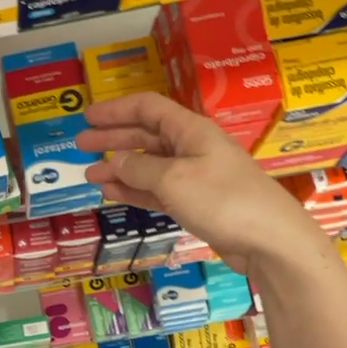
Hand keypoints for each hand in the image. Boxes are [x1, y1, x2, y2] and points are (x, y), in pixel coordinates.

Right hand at [75, 92, 324, 276]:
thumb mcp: (174, 180)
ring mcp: (193, 177)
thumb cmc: (222, 199)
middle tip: (80, 144)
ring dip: (119, 168)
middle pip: (146, 136)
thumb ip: (139, 169)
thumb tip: (114, 161)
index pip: (148, 108)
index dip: (117, 110)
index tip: (88, 116)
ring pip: (148, 166)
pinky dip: (134, 191)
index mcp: (190, 130)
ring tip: (89, 174)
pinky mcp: (195, 204)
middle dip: (112, 138)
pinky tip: (113, 193)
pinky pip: (157, 191)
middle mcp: (191, 148)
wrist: (266, 238)